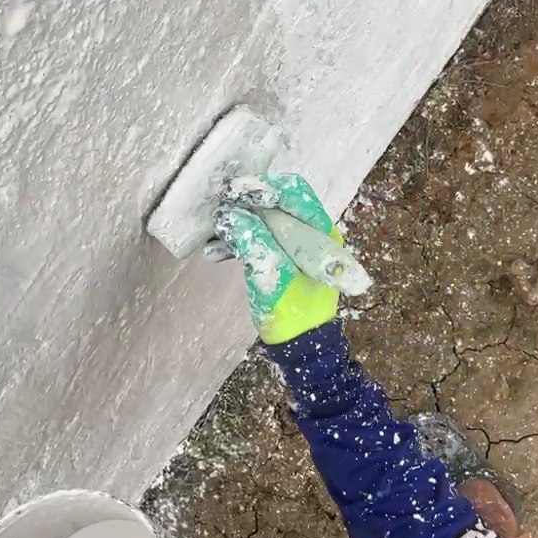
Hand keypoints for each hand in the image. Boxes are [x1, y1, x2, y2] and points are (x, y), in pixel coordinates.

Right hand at [215, 173, 346, 344]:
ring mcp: (297, 246)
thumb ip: (253, 240)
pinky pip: (259, 239)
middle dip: (248, 203)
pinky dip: (240, 242)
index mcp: (321, 234)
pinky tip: (215, 252)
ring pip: (265, 220)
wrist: (300, 348)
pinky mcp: (282, 258)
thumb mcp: (271, 276)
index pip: (295, 195)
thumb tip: (230, 214)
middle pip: (278, 204)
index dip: (264, 189)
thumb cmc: (292, 314)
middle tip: (221, 204)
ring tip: (216, 231)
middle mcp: (313, 233)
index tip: (235, 191)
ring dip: (240, 224)